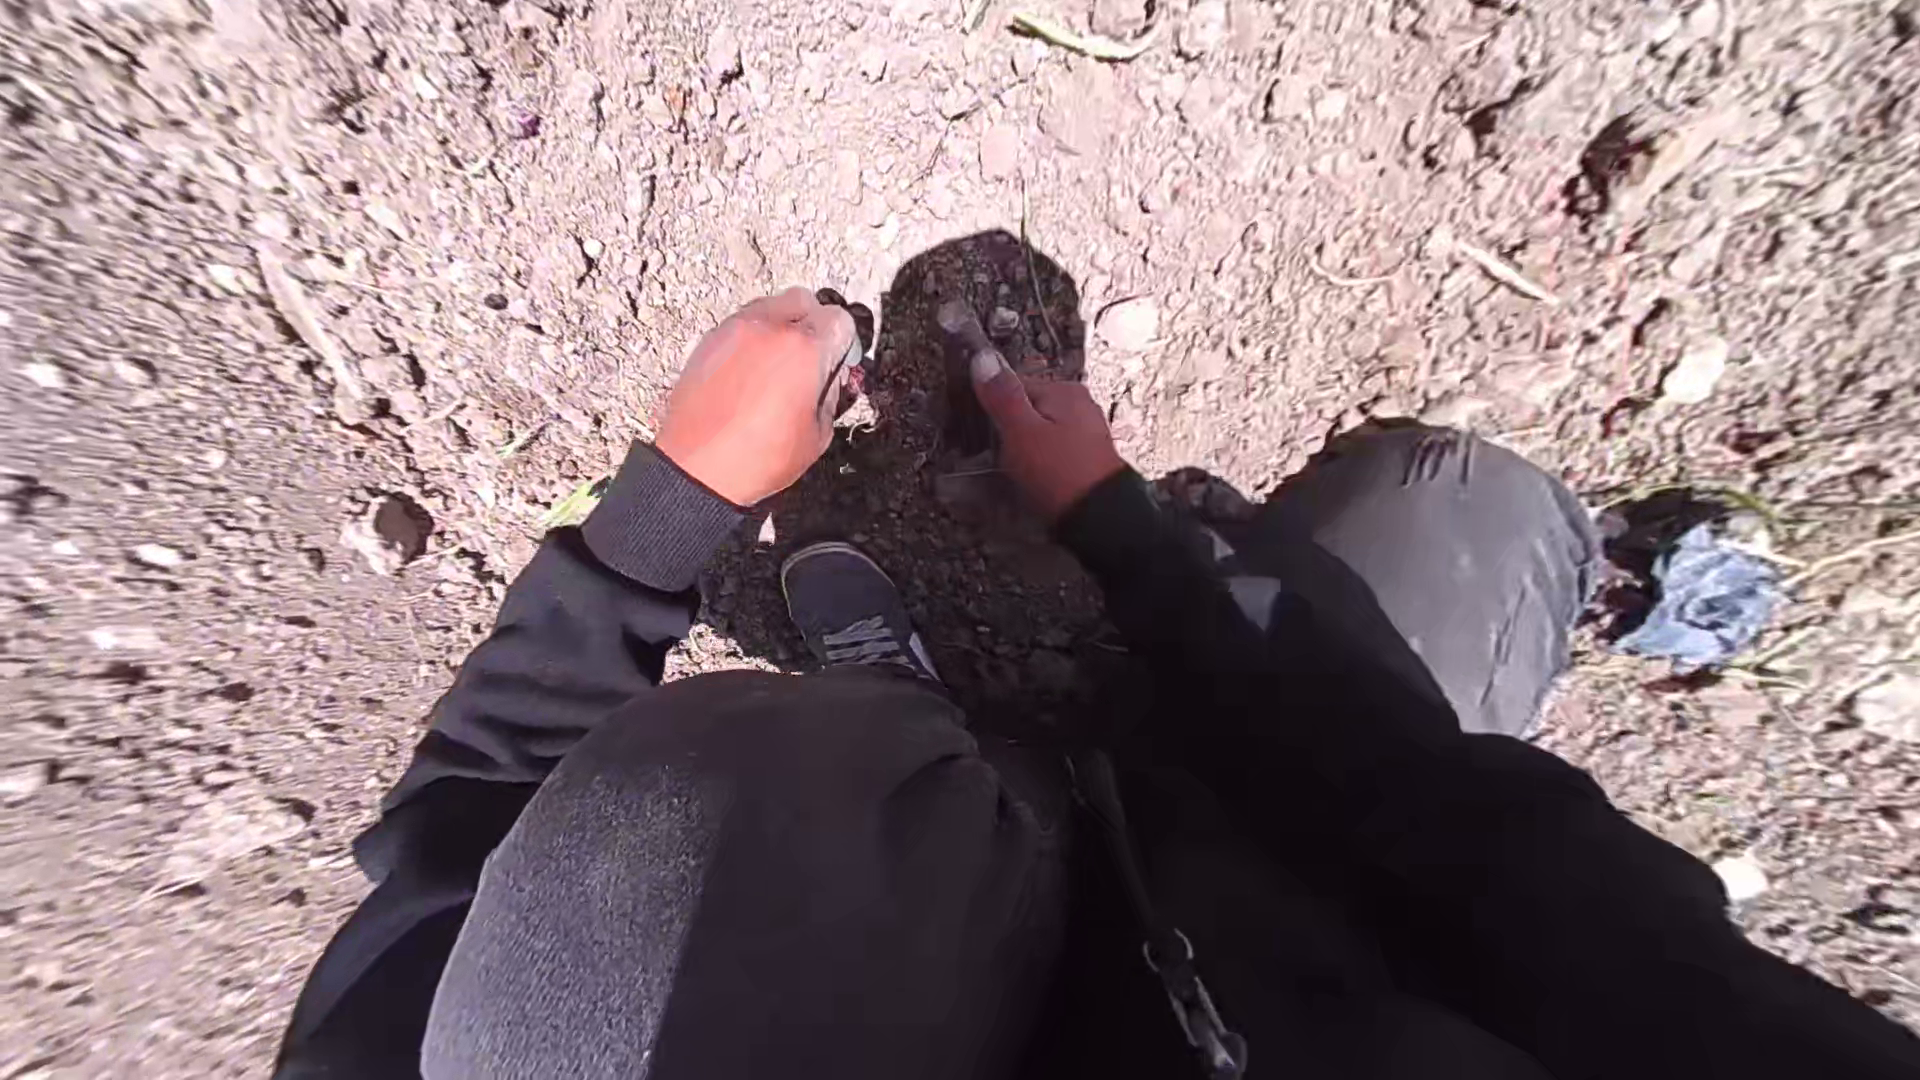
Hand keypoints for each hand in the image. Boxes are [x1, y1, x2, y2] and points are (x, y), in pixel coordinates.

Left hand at [654, 288, 855, 505]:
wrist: (699, 468)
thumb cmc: (762, 457)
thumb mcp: (818, 435)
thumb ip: (832, 395)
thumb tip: (832, 378)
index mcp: (806, 349)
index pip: (840, 320)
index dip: (847, 344)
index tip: (841, 365)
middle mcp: (771, 328)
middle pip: (806, 300)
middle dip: (816, 325)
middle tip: (814, 359)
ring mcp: (736, 329)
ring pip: (772, 306)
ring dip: (785, 327)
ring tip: (781, 365)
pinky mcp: (710, 338)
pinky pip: (744, 322)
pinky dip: (757, 337)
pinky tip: (754, 371)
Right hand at [971, 348, 1126, 519]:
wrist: (1099, 518)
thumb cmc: (1058, 472)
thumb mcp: (1022, 431)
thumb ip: (1002, 395)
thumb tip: (983, 358)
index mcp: (1065, 391)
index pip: (1014, 385)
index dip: (991, 407)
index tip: (979, 430)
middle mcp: (1080, 405)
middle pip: (1028, 409)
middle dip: (1008, 429)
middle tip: (996, 455)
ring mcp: (1086, 432)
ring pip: (1039, 431)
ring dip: (1022, 448)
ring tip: (1014, 470)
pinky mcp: (1087, 458)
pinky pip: (1052, 451)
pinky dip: (1039, 461)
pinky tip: (1033, 478)